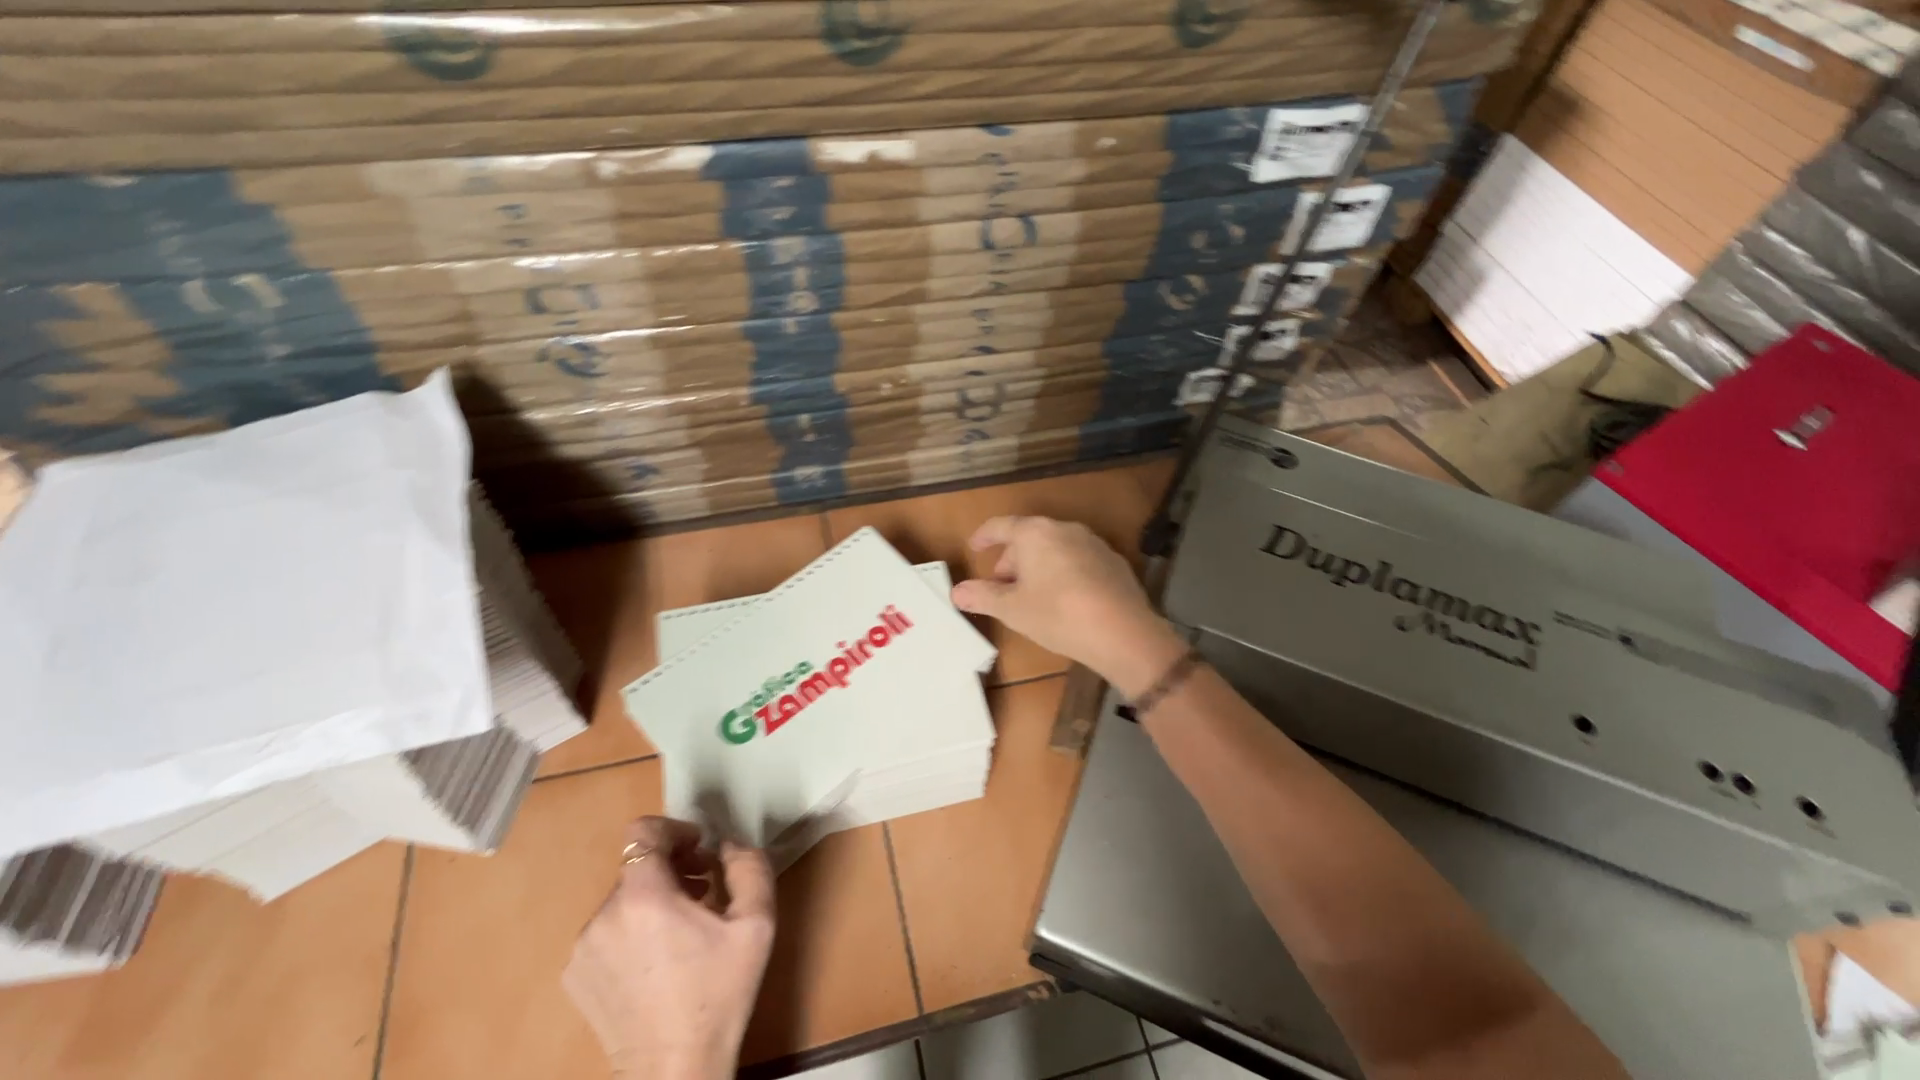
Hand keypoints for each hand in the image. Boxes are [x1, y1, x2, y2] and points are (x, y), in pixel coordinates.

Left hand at [564, 817, 775, 1079]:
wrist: (676, 1069)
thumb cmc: (719, 995)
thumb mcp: (756, 925)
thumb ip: (749, 868)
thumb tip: (728, 845)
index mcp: (645, 897)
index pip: (642, 832)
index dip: (673, 829)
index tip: (698, 849)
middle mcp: (604, 915)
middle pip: (637, 868)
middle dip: (672, 869)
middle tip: (704, 891)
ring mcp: (583, 948)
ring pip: (623, 902)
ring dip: (653, 902)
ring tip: (684, 932)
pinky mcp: (575, 975)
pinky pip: (606, 933)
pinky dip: (632, 932)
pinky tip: (658, 963)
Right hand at [951, 515, 1186, 696]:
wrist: (1122, 632)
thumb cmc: (1057, 614)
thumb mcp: (1012, 610)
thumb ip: (982, 596)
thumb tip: (956, 592)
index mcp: (1035, 533)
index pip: (1001, 526)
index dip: (984, 537)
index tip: (975, 548)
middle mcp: (1065, 529)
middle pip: (1029, 537)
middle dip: (1012, 560)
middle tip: (1003, 587)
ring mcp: (1093, 543)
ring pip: (1055, 548)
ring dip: (1038, 567)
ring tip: (1032, 596)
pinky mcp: (1114, 561)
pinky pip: (1078, 560)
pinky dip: (1064, 573)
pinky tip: (1065, 600)